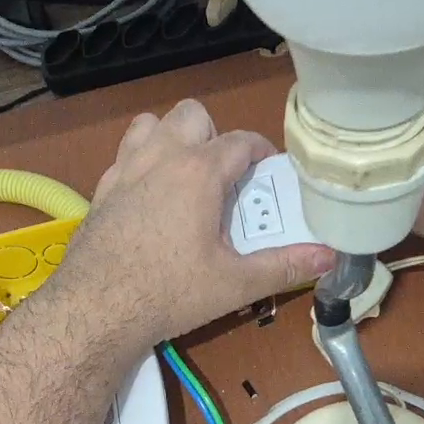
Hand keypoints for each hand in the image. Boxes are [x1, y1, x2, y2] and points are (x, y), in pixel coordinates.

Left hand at [47, 99, 335, 347]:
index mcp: (198, 172)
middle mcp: (160, 158)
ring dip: (170, 138)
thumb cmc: (169, 292)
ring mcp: (124, 170)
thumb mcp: (234, 284)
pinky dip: (140, 163)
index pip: (240, 141)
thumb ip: (284, 266)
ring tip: (183, 176)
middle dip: (212, 134)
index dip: (261, 152)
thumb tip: (328, 257)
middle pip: (192, 115)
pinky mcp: (100, 190)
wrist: (95, 308)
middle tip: (223, 176)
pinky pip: (124, 156)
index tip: (269, 173)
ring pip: (150, 124)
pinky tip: (147, 198)